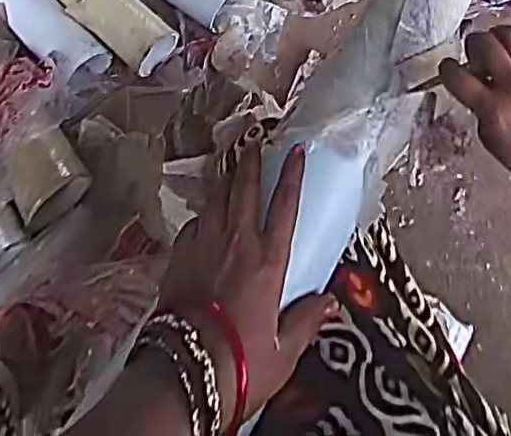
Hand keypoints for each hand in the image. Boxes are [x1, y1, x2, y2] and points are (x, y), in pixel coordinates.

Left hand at [158, 144, 338, 425]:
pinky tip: (203, 215)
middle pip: (245, 186)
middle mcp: (238, 241)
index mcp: (268, 259)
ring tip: (226, 160)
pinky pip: (194, 221)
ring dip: (223, 175)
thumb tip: (330, 302)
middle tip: (253, 140)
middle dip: (250, 159)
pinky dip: (202, 213)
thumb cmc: (241, 363)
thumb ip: (306, 321)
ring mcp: (206, 242)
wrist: (186, 370)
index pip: (285, 204)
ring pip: (216, 195)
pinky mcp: (181, 252)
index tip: (296, 149)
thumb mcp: (284, 351)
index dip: (292, 173)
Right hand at [440, 24, 510, 203]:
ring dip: (502, 38)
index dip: (447, 69)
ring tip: (502, 47)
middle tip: (476, 55)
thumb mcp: (491, 140)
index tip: (449, 69)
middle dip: (473, 44)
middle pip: (484, 44)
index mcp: (493, 108)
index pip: (457, 75)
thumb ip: (480, 109)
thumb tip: (476, 85)